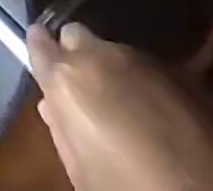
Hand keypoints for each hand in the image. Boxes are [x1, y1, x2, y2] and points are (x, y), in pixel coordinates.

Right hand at [27, 22, 212, 190]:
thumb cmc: (134, 189)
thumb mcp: (83, 175)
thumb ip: (62, 133)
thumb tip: (52, 107)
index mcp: (67, 79)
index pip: (38, 42)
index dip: (38, 51)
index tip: (41, 61)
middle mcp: (98, 55)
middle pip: (74, 36)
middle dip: (75, 55)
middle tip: (83, 92)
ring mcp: (138, 57)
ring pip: (109, 49)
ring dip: (108, 68)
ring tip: (121, 106)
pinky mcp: (175, 69)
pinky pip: (141, 64)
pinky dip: (138, 79)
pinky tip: (151, 113)